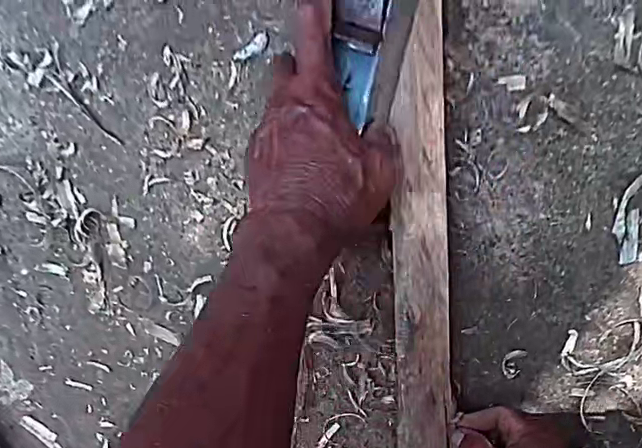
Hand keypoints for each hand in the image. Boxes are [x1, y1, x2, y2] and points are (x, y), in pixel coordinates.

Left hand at [247, 0, 398, 248]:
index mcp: (317, 98)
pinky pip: (275, 142)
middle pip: (290, 69)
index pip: (314, 34)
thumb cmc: (330, 201)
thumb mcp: (378, 173)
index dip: (318, 9)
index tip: (318, 1)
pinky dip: (290, 150)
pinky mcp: (258, 159)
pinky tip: (306, 172)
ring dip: (298, 118)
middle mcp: (285, 106)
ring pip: (281, 108)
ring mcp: (267, 132)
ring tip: (319, 146)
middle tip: (325, 92)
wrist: (293, 232)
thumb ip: (382, 144)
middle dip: (306, 74)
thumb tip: (383, 136)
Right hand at [454, 407, 572, 447]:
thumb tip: (462, 435)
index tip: (460, 429)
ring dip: (495, 446)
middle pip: (509, 425)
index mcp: (534, 430)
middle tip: (465, 442)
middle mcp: (548, 437)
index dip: (474, 421)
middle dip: (484, 434)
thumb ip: (471, 446)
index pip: (499, 414)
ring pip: (516, 441)